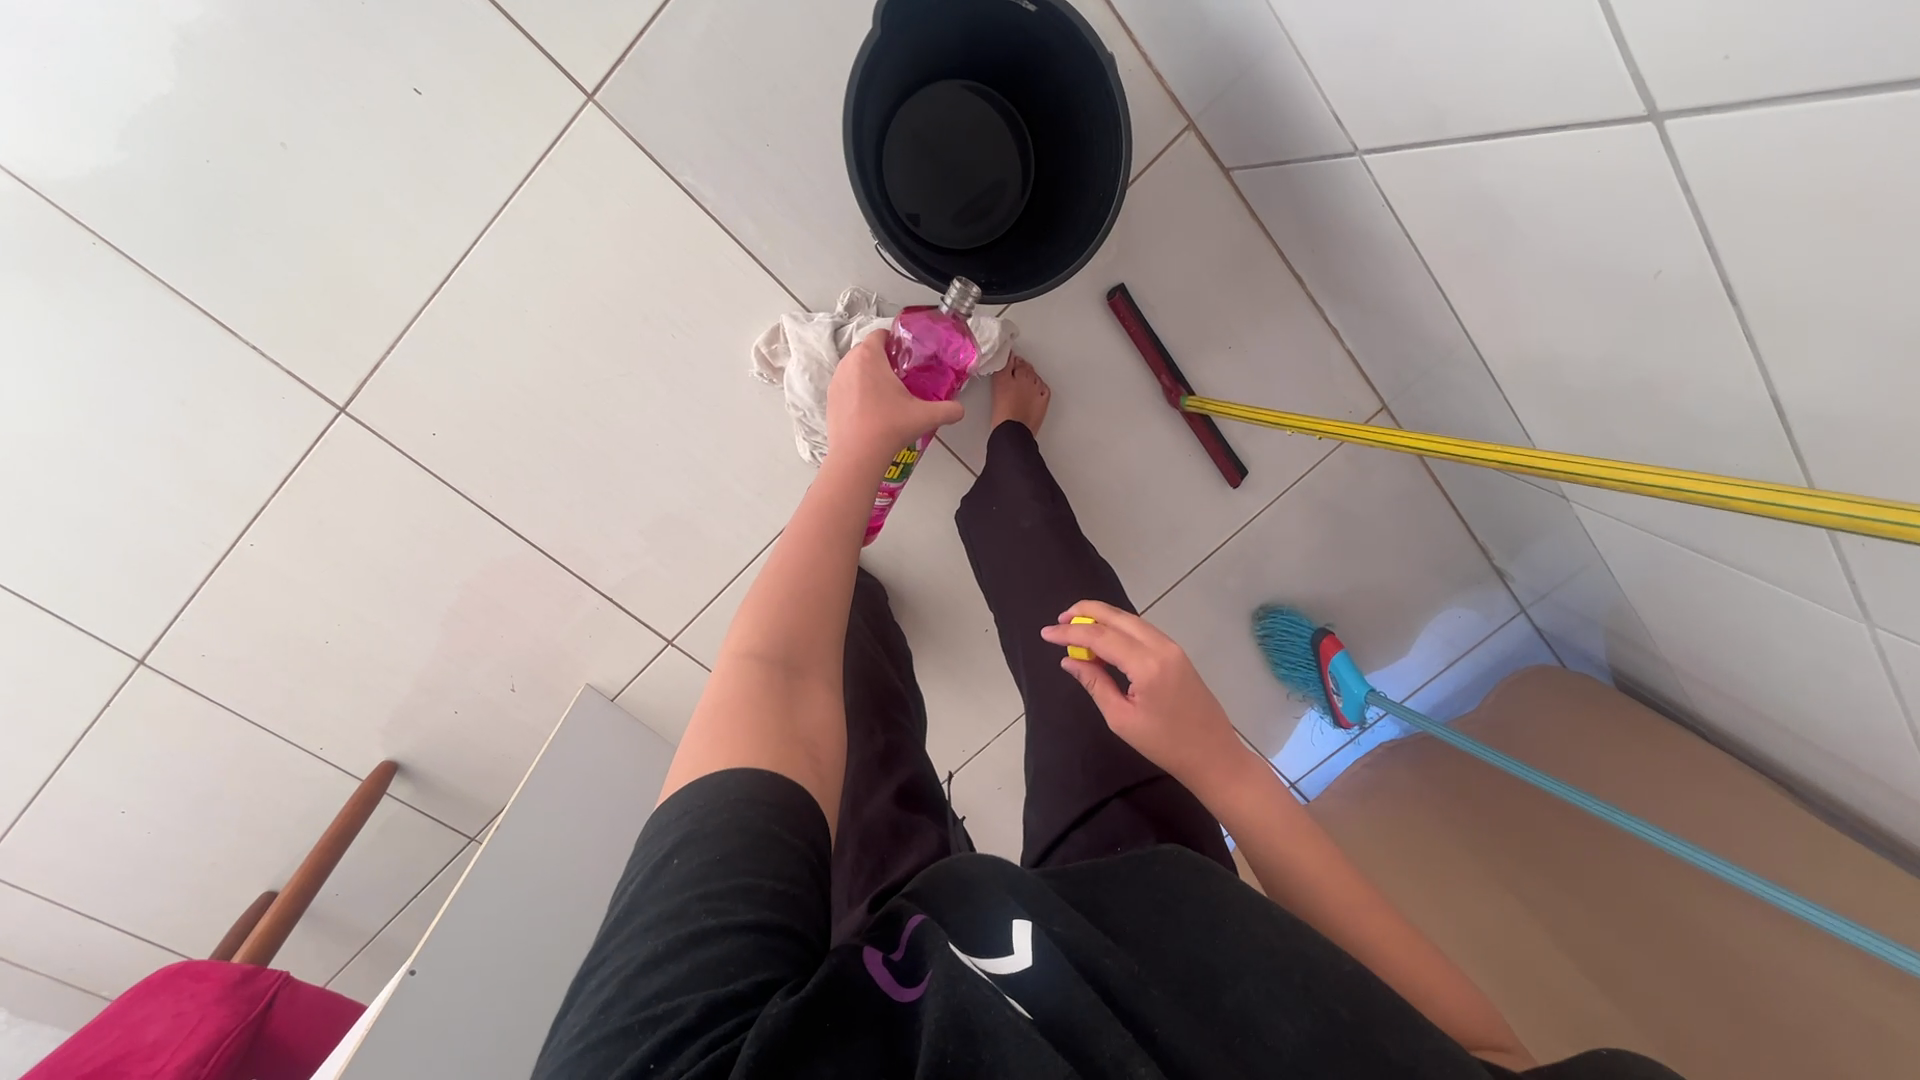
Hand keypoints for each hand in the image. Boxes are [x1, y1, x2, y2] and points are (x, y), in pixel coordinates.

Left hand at [826, 330, 963, 469]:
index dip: (894, 342)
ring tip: (885, 394)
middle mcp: (848, 363)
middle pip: (867, 350)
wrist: (857, 455)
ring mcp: (836, 381)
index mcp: (869, 356)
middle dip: (882, 359)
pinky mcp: (830, 398)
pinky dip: (856, 391)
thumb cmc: (889, 428)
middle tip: (899, 377)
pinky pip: (846, 386)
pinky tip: (870, 409)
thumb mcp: (926, 416)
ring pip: (854, 368)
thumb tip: (960, 410)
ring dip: (868, 375)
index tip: (905, 356)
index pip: (880, 334)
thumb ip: (948, 410)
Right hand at [1040, 601, 1252, 786]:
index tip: (1046, 633)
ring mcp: (1172, 647)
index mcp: (1147, 665)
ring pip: (1131, 620)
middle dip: (1086, 612)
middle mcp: (1161, 647)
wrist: (1213, 755)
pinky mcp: (1177, 653)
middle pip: (1117, 616)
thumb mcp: (1121, 719)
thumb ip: (1095, 684)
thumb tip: (1069, 660)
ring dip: (1102, 618)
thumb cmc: (1165, 745)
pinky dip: (1119, 628)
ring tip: (1075, 626)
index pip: (1100, 637)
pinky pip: (1142, 630)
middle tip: (1059, 619)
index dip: (1070, 633)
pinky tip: (1103, 639)